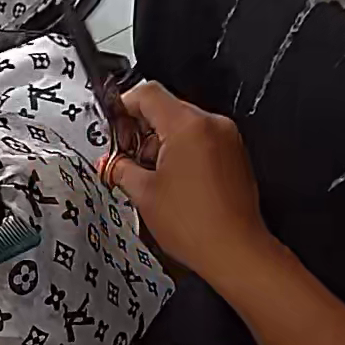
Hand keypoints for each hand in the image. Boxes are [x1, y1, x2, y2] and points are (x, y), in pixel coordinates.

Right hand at [109, 81, 278, 283]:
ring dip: (162, 145)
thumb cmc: (197, 226)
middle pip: (166, 109)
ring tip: (150, 178)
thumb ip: (121, 169)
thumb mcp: (145, 194)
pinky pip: (202, 142)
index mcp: (187, 126)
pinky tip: (172, 184)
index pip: (147, 94)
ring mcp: (227, 140)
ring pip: (184, 127)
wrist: (234, 250)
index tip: (114, 127)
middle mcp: (212, 125)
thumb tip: (110, 163)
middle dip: (141, 132)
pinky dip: (183, 155)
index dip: (123, 107)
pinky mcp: (234, 156)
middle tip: (126, 158)